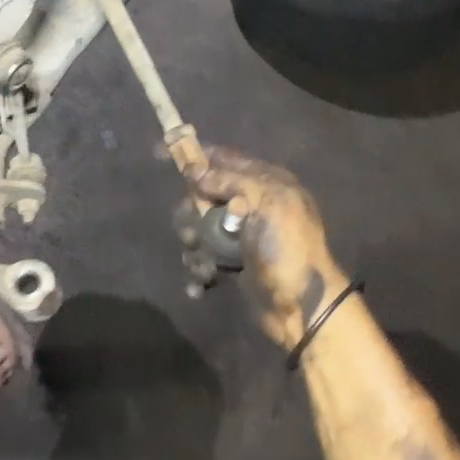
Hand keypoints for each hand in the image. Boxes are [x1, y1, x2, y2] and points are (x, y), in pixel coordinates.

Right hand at [192, 147, 346, 348]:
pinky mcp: (231, 264)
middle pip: (200, 196)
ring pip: (197, 229)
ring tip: (206, 266)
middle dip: (191, 215)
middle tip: (196, 232)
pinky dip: (199, 272)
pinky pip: (202, 258)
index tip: (158, 153)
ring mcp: (239, 236)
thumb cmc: (288, 248)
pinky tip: (202, 285)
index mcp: (264, 183)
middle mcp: (250, 205)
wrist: (302, 306)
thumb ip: (231, 180)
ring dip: (195, 248)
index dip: (192, 155)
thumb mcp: (268, 203)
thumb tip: (194, 169)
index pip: (222, 158)